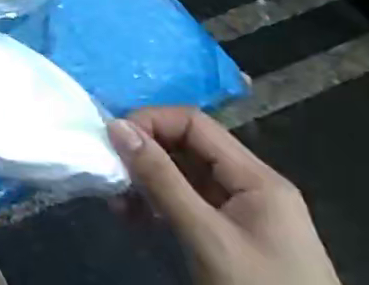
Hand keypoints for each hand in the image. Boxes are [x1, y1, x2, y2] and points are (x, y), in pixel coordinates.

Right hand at [109, 107, 340, 284]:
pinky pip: (193, 209)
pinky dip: (163, 208)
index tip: (114, 141)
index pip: (194, 123)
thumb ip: (163, 182)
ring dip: (150, 184)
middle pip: (191, 149)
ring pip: (188, 180)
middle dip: (147, 155)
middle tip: (111, 174)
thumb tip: (117, 126)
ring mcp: (246, 218)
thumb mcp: (208, 241)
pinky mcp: (237, 245)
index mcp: (257, 178)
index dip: (151, 122)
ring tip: (118, 204)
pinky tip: (138, 221)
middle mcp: (253, 188)